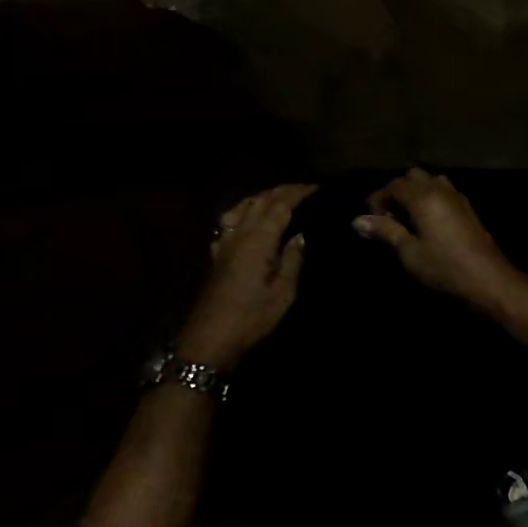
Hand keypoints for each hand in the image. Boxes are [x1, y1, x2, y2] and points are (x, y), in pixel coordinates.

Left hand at [178, 184, 316, 370]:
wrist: (210, 338)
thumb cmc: (251, 317)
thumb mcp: (283, 292)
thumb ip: (292, 260)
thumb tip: (299, 236)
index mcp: (258, 239)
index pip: (280, 205)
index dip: (298, 194)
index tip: (316, 189)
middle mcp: (239, 233)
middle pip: (260, 201)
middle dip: (282, 191)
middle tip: (303, 190)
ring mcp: (224, 242)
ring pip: (242, 207)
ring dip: (262, 197)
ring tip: (279, 198)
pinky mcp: (217, 253)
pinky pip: (230, 221)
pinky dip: (244, 211)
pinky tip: (248, 218)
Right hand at [353, 168, 521, 307]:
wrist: (488, 279)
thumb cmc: (444, 268)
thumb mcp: (409, 253)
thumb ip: (385, 231)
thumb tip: (356, 220)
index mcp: (423, 197)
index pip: (393, 185)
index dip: (378, 199)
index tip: (371, 220)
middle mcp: (440, 189)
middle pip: (412, 176)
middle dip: (397, 191)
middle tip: (389, 218)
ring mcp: (457, 197)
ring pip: (431, 180)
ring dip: (416, 192)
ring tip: (408, 218)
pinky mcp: (468, 208)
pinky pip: (444, 191)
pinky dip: (431, 197)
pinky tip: (428, 222)